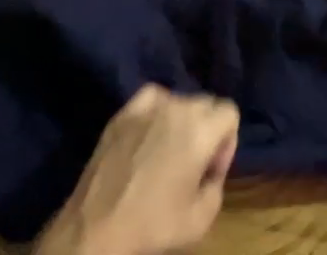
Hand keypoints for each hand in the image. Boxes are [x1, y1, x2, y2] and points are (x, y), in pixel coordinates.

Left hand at [35, 84, 238, 254]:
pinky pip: (153, 97)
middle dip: (208, 129)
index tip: (212, 168)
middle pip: (206, 104)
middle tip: (194, 163)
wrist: (97, 228)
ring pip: (179, 100)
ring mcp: (147, 107)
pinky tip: (150, 132)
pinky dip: (158, 110)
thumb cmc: (153, 225)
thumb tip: (211, 167)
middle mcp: (176, 108)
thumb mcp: (202, 218)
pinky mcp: (123, 112)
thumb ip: (218, 183)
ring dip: (183, 120)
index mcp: (200, 131)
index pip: (230, 111)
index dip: (227, 140)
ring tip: (169, 150)